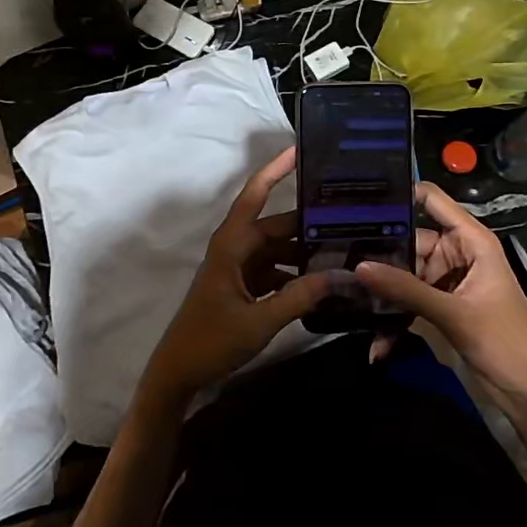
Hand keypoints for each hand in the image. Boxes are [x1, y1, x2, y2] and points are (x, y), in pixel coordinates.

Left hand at [138, 147, 330, 407]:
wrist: (177, 376)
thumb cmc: (211, 342)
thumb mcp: (259, 321)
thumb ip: (299, 297)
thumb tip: (340, 275)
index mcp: (231, 245)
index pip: (255, 196)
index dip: (276, 170)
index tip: (300, 150)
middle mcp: (234, 249)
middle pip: (276, 225)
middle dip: (307, 220)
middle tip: (348, 215)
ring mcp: (238, 269)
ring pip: (277, 248)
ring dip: (303, 249)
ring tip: (342, 248)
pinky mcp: (242, 287)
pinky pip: (274, 269)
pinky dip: (294, 272)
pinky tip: (321, 280)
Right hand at [356, 183, 526, 416]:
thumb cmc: (506, 343)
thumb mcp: (455, 314)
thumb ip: (407, 290)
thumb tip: (360, 267)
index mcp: (472, 241)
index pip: (432, 201)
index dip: (401, 195)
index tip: (359, 199)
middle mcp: (458, 255)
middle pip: (410, 241)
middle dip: (380, 254)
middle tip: (336, 260)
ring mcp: (448, 283)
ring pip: (406, 275)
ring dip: (383, 293)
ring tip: (346, 300)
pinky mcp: (441, 309)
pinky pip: (410, 304)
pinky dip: (395, 322)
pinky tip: (377, 345)